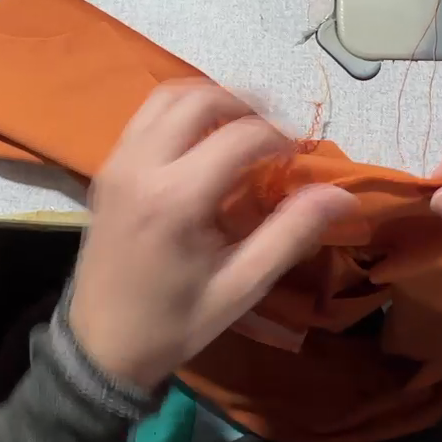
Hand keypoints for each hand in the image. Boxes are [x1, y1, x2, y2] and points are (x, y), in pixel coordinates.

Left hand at [68, 81, 358, 389]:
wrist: (100, 345)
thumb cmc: (175, 322)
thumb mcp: (240, 288)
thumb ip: (290, 234)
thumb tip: (342, 195)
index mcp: (176, 198)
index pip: (240, 135)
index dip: (279, 137)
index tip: (296, 157)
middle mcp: (141, 166)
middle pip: (199, 98)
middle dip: (245, 104)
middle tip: (273, 133)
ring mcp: (117, 163)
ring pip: (166, 97)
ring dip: (209, 100)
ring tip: (240, 127)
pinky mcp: (107, 168)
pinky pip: (145, 117)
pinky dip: (179, 113)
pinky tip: (201, 141)